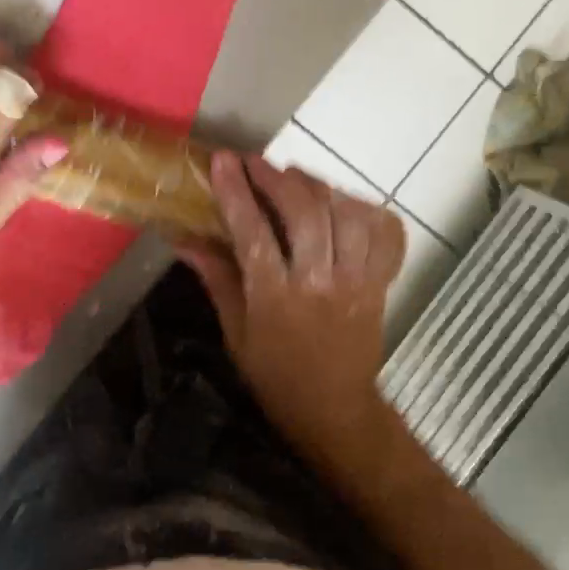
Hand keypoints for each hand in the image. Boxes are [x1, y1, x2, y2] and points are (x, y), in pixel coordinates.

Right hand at [176, 153, 405, 459]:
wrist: (335, 409)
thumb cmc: (275, 374)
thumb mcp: (235, 332)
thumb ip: (216, 277)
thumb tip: (183, 238)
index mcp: (276, 298)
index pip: (253, 232)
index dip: (236, 192)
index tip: (222, 160)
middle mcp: (320, 283)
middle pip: (306, 214)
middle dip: (277, 178)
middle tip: (256, 162)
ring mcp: (357, 282)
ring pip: (347, 216)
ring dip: (319, 186)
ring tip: (295, 176)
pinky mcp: (380, 284)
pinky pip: (385, 236)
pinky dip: (368, 211)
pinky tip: (343, 201)